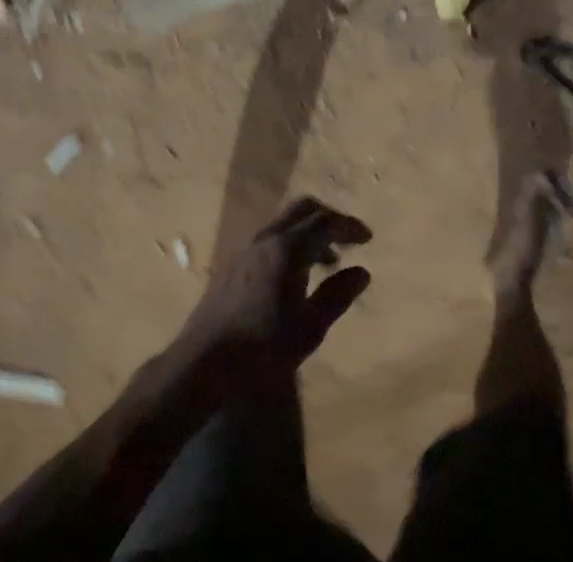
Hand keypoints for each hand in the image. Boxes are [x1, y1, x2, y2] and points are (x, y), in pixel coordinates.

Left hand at [176, 198, 372, 371]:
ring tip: (327, 263)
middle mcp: (265, 240)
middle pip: (302, 210)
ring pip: (283, 224)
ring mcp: (244, 250)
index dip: (349, 226)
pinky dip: (290, 244)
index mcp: (286, 249)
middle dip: (329, 219)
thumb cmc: (263, 347)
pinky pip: (269, 240)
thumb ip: (337, 295)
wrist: (204, 361)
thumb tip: (362, 272)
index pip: (325, 222)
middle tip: (348, 239)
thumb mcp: (310, 326)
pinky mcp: (232, 265)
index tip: (367, 238)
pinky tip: (295, 276)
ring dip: (308, 233)